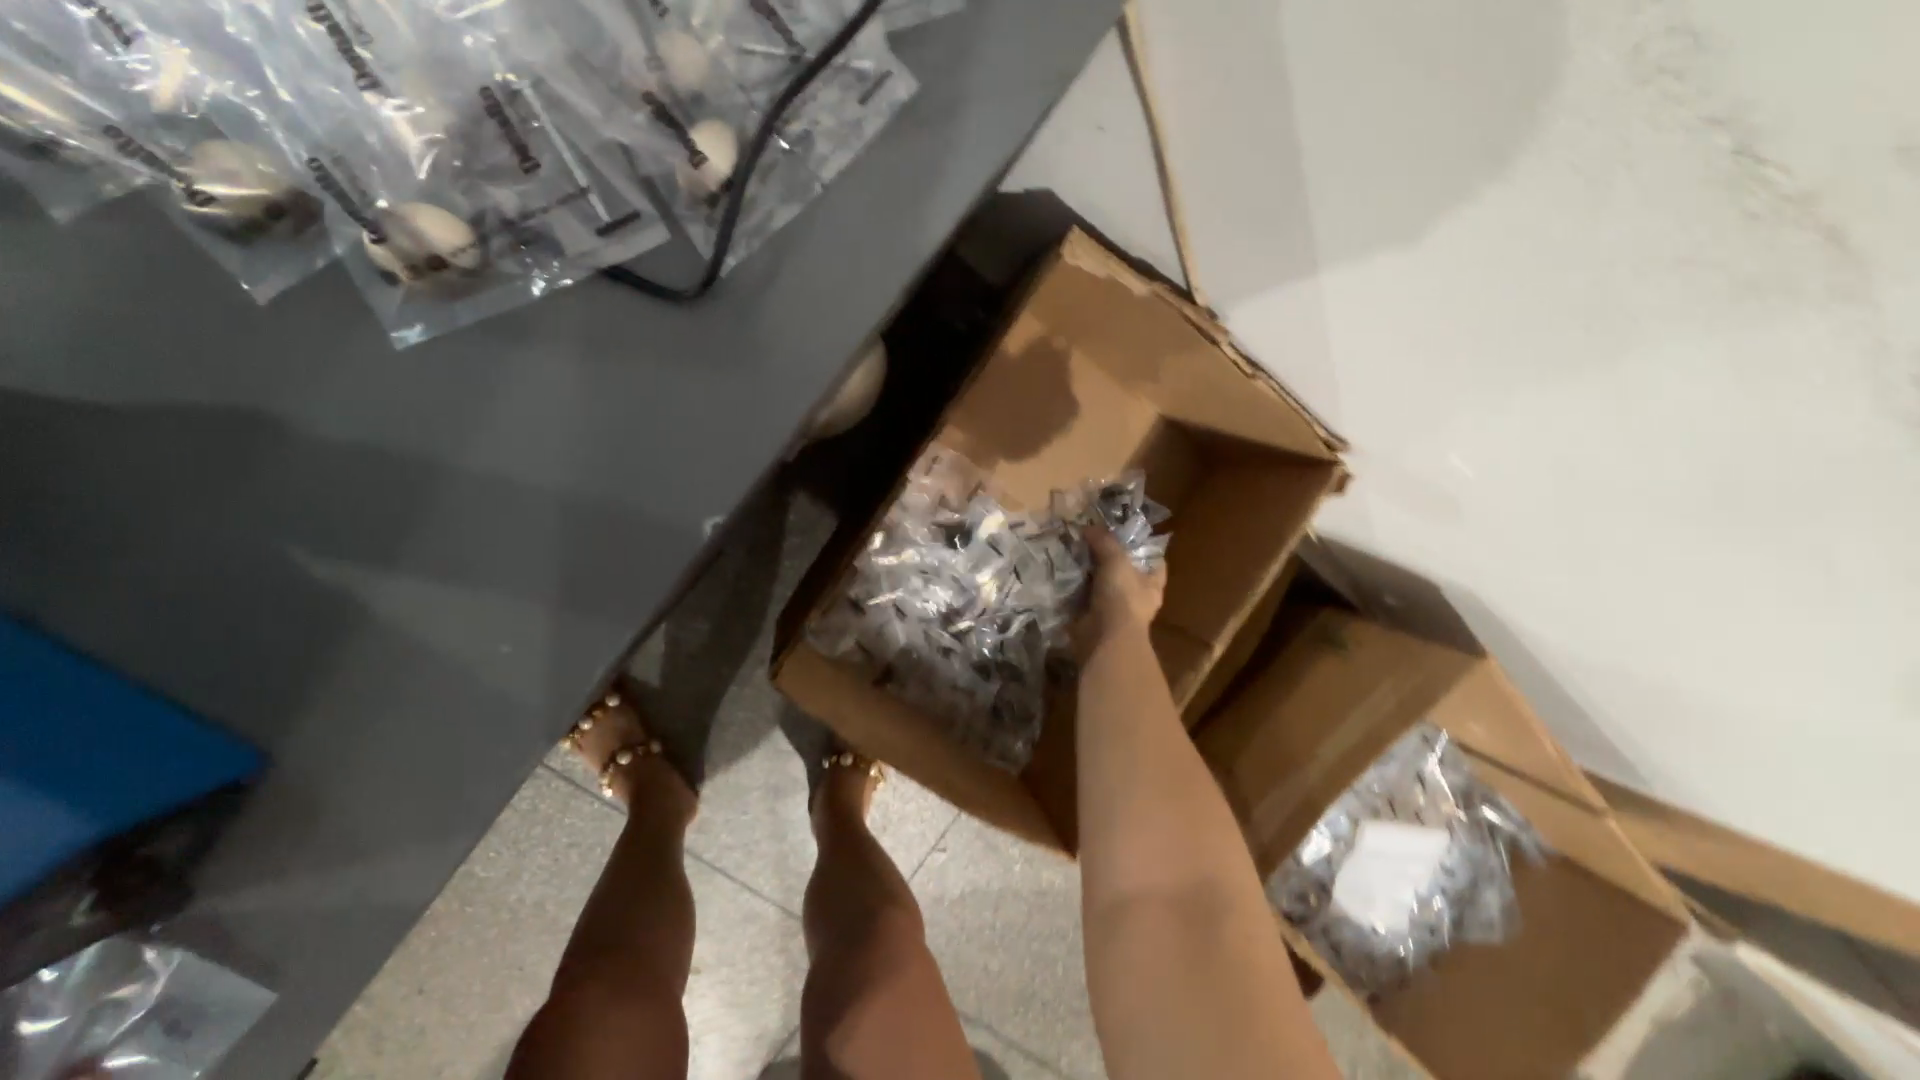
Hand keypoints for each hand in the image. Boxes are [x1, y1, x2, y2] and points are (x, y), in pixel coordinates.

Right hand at [1084, 526, 1165, 641]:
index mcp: (1152, 583)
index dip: (1144, 546)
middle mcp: (1137, 597)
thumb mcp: (1116, 560)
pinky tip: (1064, 572)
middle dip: (1110, 557)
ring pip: (1103, 583)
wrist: (1105, 637)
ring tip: (1074, 552)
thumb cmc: (1122, 597)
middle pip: (1126, 571)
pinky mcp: (1095, 618)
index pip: (1155, 561)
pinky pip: (1084, 597)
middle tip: (1092, 539)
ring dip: (1090, 572)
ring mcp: (1116, 609)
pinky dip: (1075, 588)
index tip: (1126, 534)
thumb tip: (1088, 527)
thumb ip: (1105, 541)